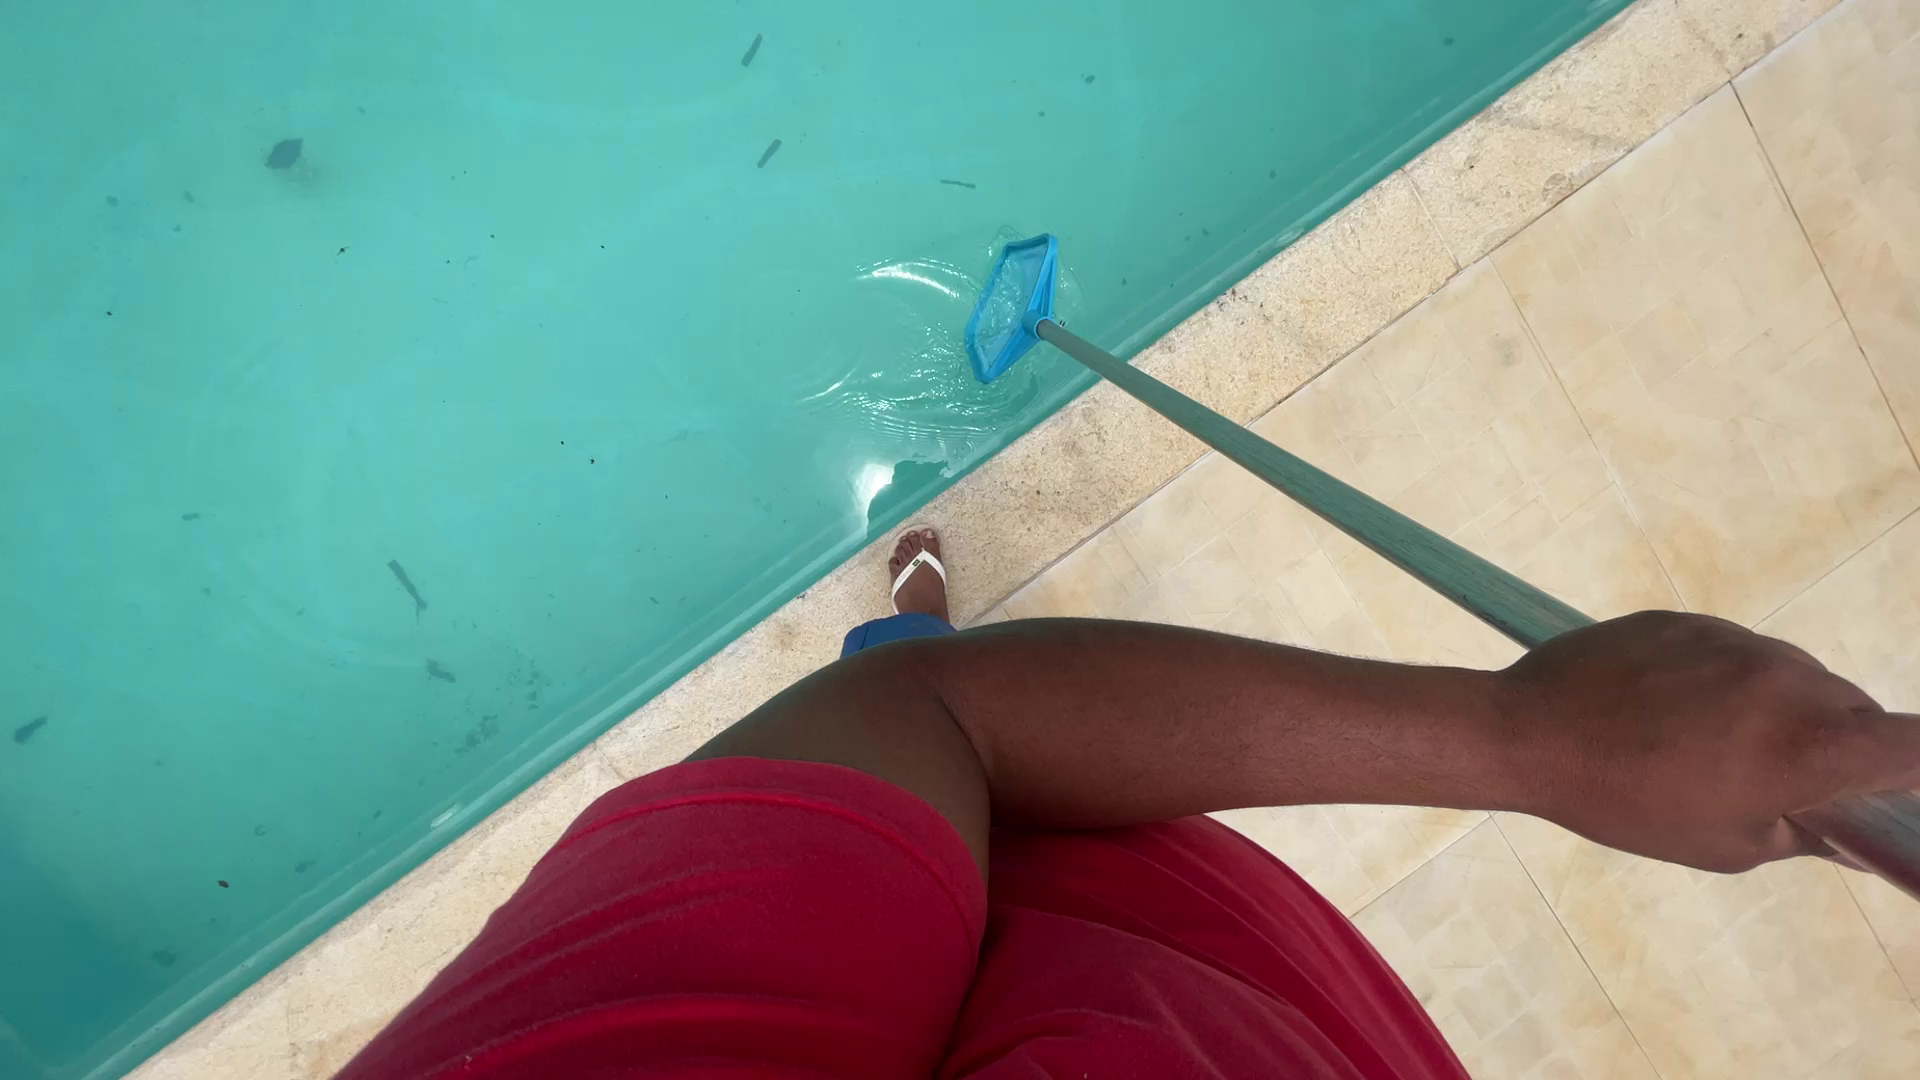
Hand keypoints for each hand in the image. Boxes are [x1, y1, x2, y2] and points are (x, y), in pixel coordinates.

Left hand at [1501, 611, 1919, 872]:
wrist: (1518, 732)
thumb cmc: (1618, 798)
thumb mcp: (1723, 843)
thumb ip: (1803, 834)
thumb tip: (1842, 830)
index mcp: (1811, 742)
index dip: (1908, 769)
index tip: (1872, 785)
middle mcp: (1781, 677)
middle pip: (1846, 706)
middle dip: (1824, 739)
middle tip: (1761, 768)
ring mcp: (1722, 638)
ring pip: (1782, 672)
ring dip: (1764, 701)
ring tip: (1694, 733)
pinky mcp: (1670, 619)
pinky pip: (1721, 648)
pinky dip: (1711, 673)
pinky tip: (1658, 699)